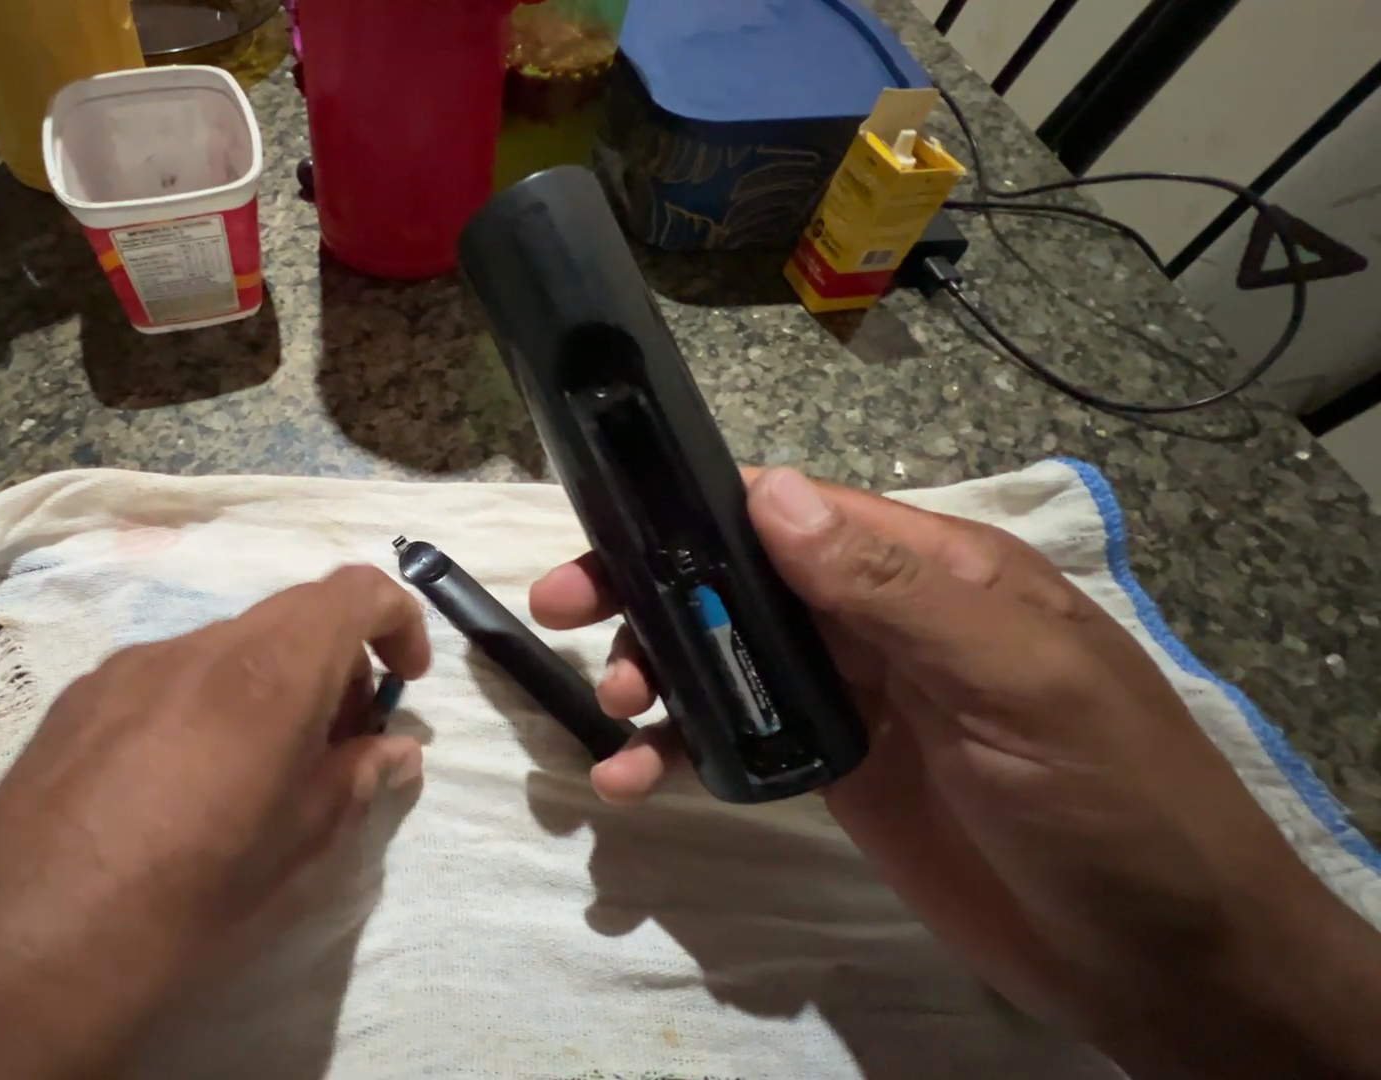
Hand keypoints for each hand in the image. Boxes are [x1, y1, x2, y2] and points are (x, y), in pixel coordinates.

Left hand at [0, 566, 429, 1078]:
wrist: (12, 956)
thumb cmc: (186, 904)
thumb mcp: (300, 854)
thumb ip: (358, 782)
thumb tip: (397, 751)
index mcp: (266, 676)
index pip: (353, 591)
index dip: (397, 619)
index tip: (403, 682)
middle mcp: (198, 648)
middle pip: (295, 613)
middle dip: (339, 661)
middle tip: (339, 741)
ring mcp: (131, 664)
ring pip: (232, 643)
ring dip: (273, 681)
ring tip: (261, 767)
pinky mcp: (82, 694)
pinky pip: (173, 671)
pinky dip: (213, 698)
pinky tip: (185, 780)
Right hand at [531, 467, 1380, 1078]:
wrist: (1152, 964)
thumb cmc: (1105, 802)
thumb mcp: (1012, 680)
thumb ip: (891, 586)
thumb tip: (772, 494)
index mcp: (913, 570)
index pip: (780, 513)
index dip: (688, 514)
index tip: (608, 533)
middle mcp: (860, 618)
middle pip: (725, 583)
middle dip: (639, 592)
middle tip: (560, 606)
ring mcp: (834, 691)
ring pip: (711, 658)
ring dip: (645, 672)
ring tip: (611, 708)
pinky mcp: (815, 761)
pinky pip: (723, 737)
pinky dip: (669, 750)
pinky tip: (630, 778)